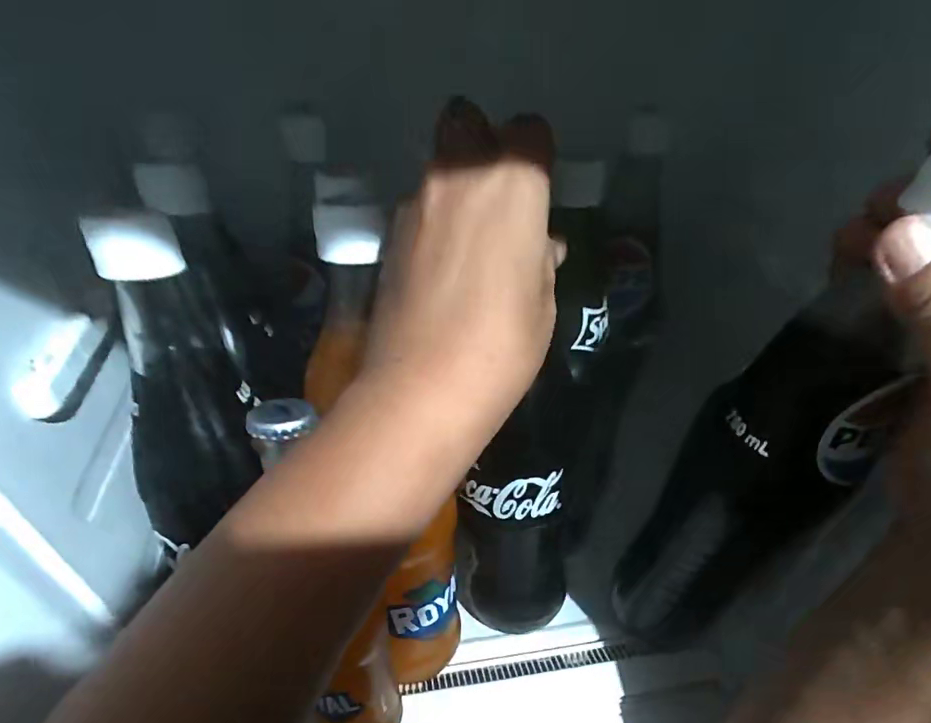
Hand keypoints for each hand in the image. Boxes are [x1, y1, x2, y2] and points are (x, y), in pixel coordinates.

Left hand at [362, 97, 563, 417]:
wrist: (420, 390)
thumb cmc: (500, 349)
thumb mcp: (543, 308)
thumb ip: (541, 263)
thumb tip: (539, 247)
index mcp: (511, 184)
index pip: (529, 132)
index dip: (537, 161)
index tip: (540, 199)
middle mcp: (457, 177)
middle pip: (468, 123)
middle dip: (483, 147)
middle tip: (496, 204)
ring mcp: (415, 206)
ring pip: (437, 169)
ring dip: (454, 191)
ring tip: (467, 248)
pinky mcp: (387, 239)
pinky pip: (417, 211)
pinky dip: (431, 226)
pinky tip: (439, 273)